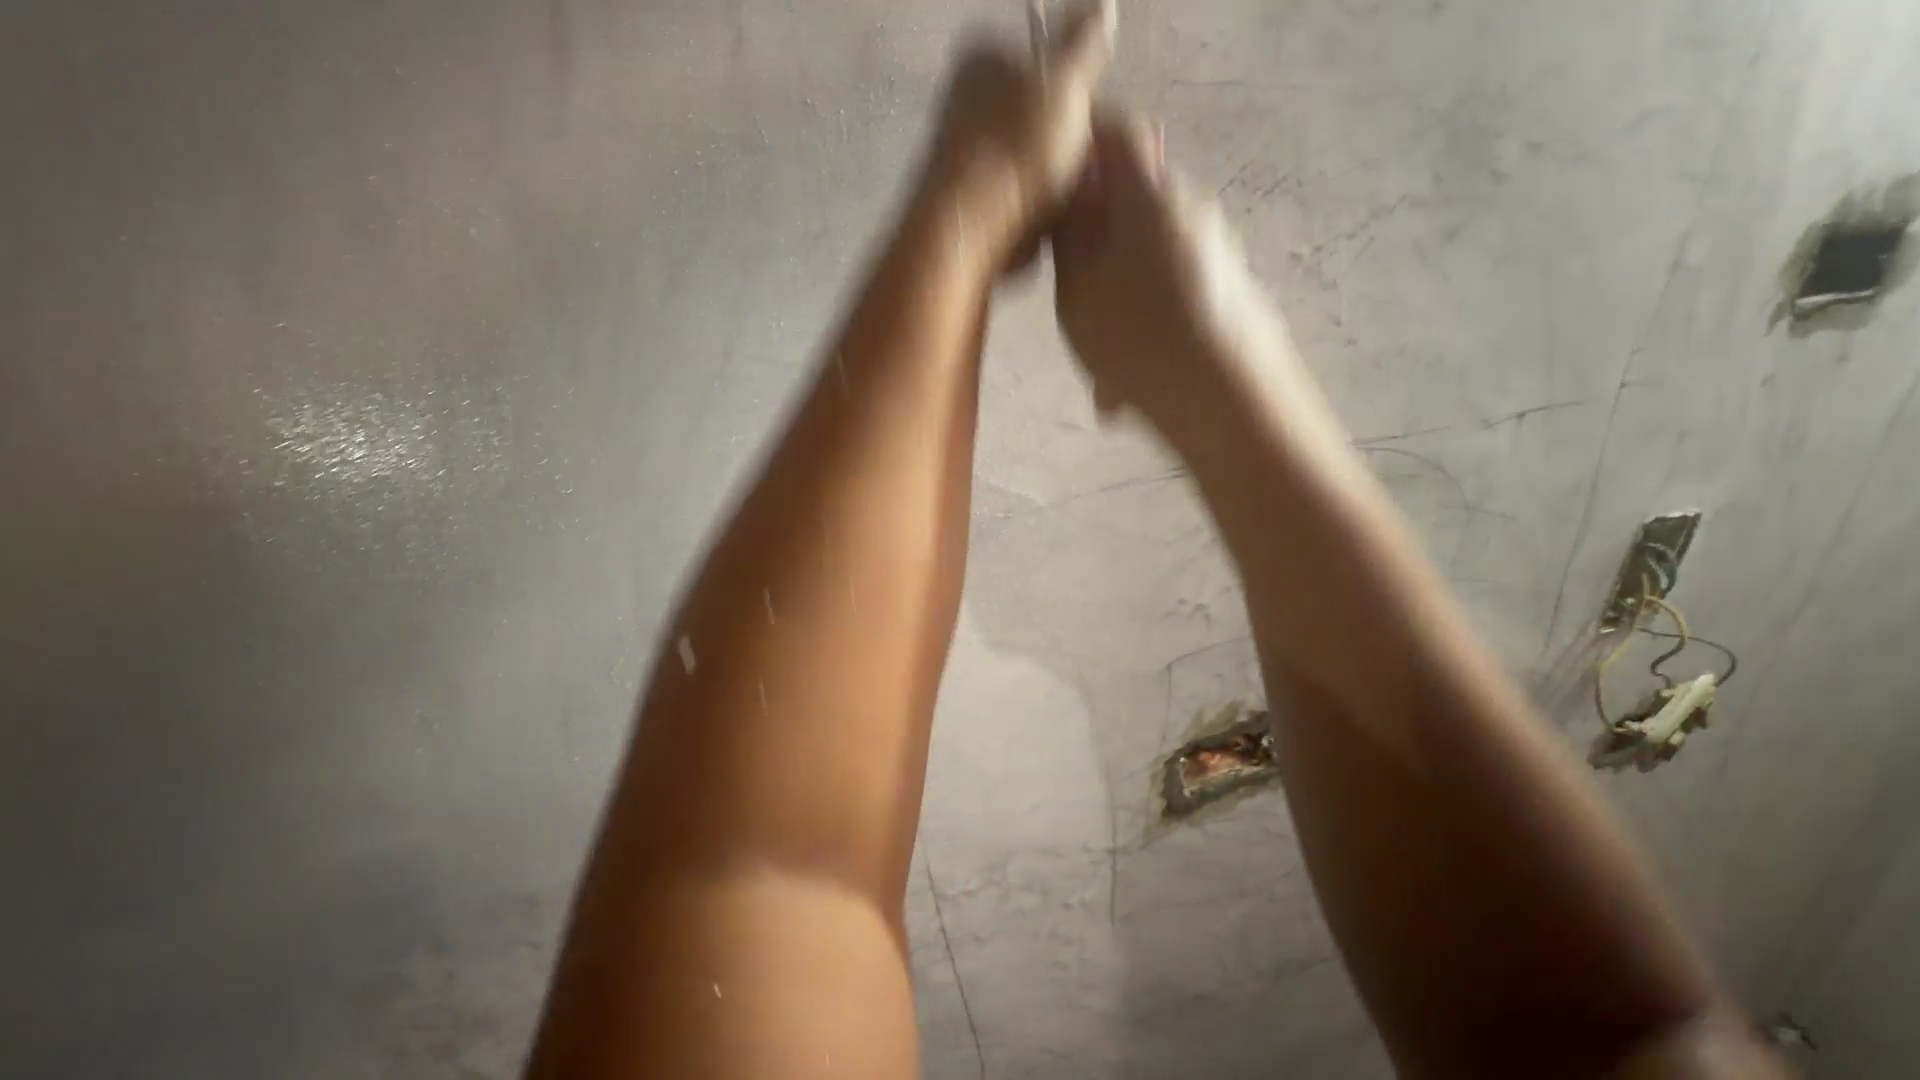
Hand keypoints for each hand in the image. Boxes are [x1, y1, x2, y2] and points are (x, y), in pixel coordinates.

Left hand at [919, 0, 1116, 270]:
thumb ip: (1084, 43)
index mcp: (984, 57)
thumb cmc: (1017, 149)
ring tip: (1080, 195)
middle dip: (1071, 139)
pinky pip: (1022, 201)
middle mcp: (966, 102)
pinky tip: (1057, 223)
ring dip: (1060, 180)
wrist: (968, 232)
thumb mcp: (1064, 83)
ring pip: (1034, 162)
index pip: (1046, 60)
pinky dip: (1040, 211)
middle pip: (1041, 115)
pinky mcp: (971, 206)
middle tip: (1095, 161)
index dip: (1081, 90)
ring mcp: (966, 157)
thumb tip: (1103, 5)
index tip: (1098, 118)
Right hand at [1052, 113, 1310, 448]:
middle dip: (1094, 241)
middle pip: (1131, 201)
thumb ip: (1069, 234)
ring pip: (1148, 259)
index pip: (1115, 129)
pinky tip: (1126, 391)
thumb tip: (1071, 196)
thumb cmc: (1137, 337)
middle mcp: (1191, 208)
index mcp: (1148, 192)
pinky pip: (1172, 295)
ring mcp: (1217, 250)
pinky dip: (1145, 326)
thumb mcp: (1077, 288)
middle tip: (1066, 295)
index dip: (1081, 136)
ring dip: (1117, 299)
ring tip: (1099, 375)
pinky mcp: (1232, 291)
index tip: (1050, 174)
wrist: (1229, 401)